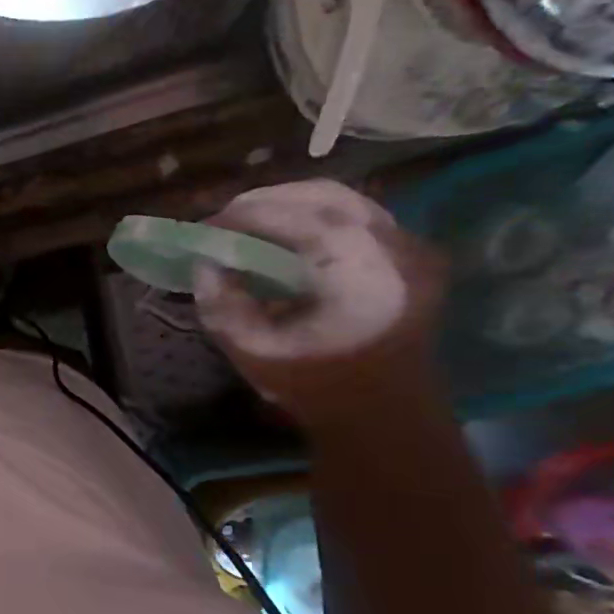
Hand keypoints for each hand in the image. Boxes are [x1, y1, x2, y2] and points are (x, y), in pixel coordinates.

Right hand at [192, 180, 447, 429]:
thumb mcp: (252, 349)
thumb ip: (222, 303)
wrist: (385, 417)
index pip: (289, 216)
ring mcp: (410, 247)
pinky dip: (313, 220)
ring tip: (249, 230)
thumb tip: (205, 264)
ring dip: (288, 208)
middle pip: (320, 196)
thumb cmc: (317, 386)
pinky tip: (284, 243)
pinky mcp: (411, 257)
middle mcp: (393, 244)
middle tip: (224, 225)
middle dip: (264, 203)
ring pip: (341, 201)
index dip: (239, 217)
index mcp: (357, 266)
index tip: (202, 230)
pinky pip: (357, 219)